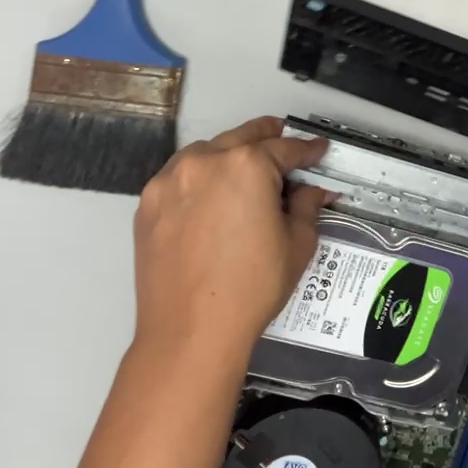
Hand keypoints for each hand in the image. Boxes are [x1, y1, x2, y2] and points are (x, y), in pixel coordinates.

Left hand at [131, 117, 329, 355]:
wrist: (190, 331)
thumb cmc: (253, 287)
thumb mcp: (297, 243)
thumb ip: (306, 205)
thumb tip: (313, 190)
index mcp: (247, 165)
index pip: (285, 148)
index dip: (308, 150)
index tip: (319, 150)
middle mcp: (205, 161)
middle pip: (243, 137)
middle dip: (269, 137)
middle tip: (285, 142)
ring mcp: (170, 180)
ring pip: (207, 152)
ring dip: (230, 153)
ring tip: (247, 169)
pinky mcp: (148, 204)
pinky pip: (181, 176)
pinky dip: (201, 177)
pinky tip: (213, 196)